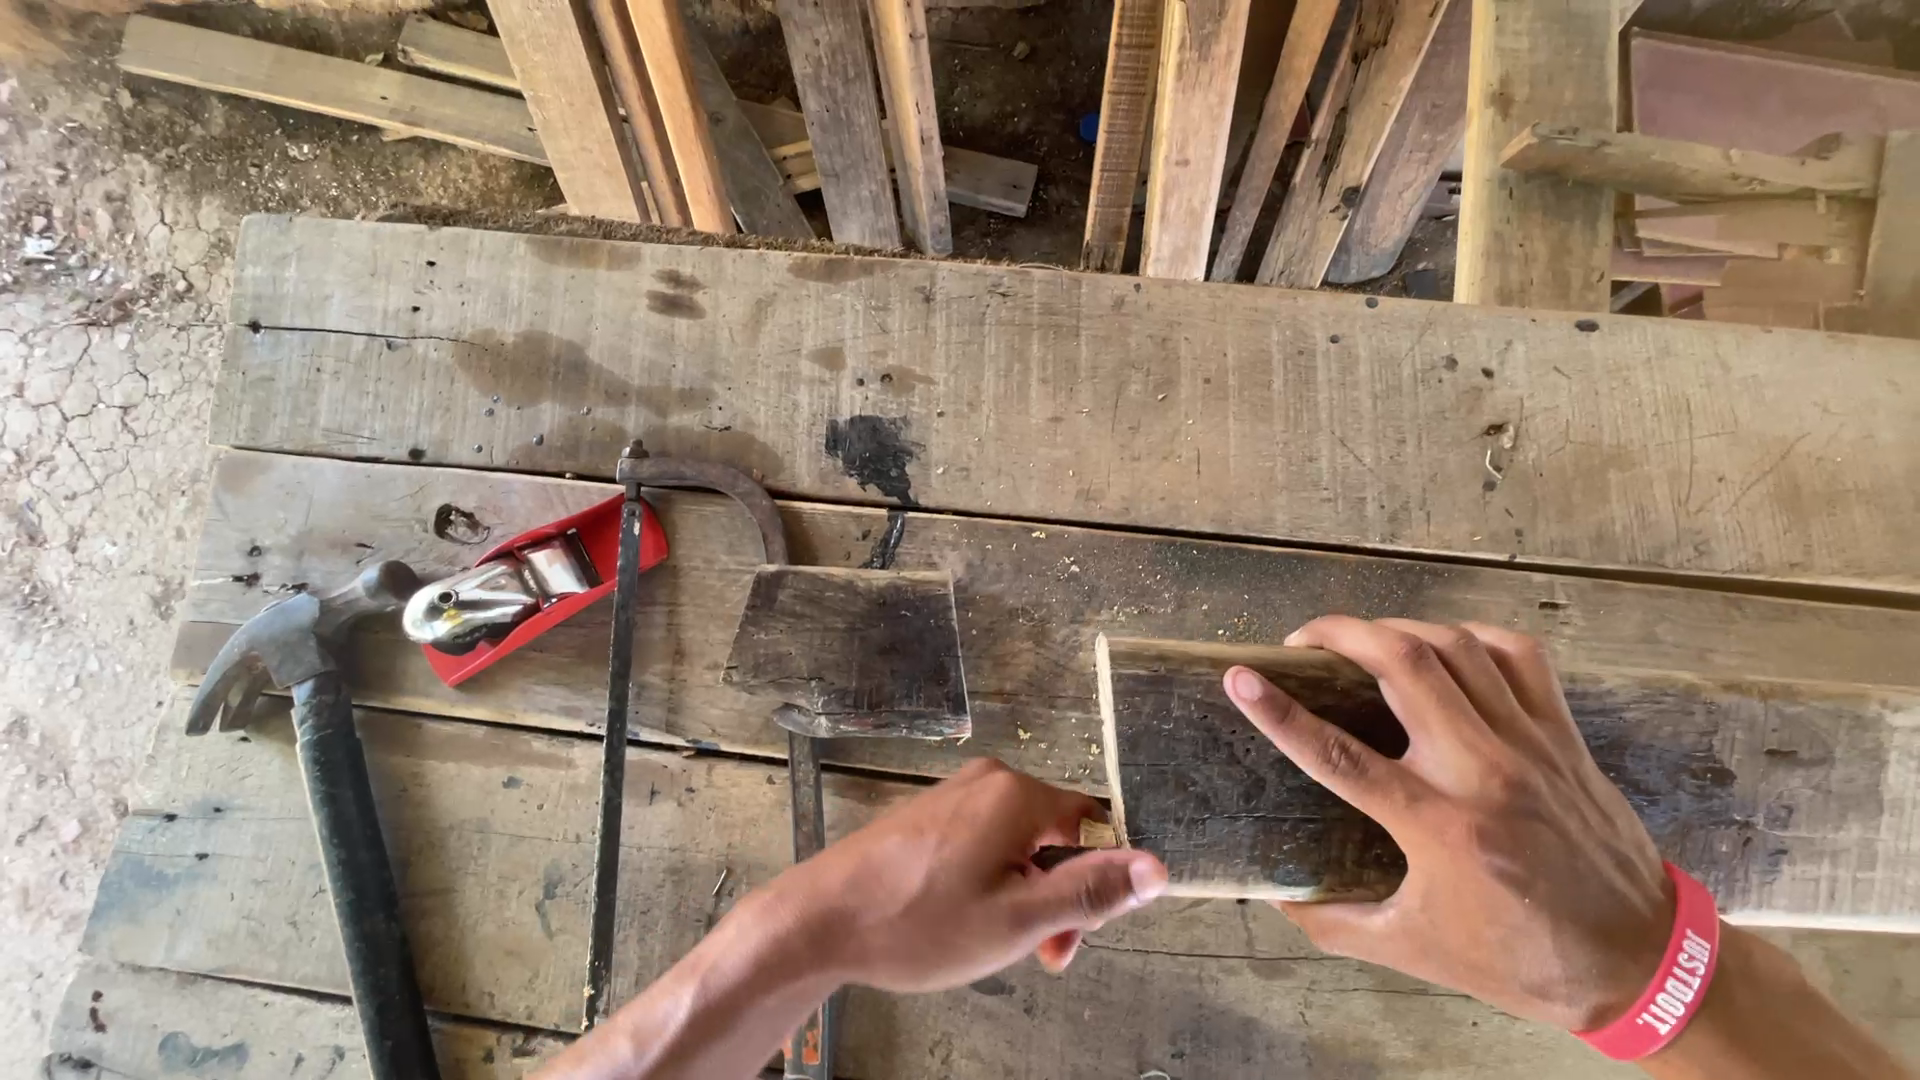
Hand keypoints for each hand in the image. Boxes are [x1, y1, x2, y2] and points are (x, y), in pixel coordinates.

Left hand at [762, 758, 1167, 991]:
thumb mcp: (1017, 919)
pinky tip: (963, 916)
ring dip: (1023, 892)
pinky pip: (984, 840)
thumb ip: (1090, 890)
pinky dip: (991, 879)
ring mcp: (956, 793)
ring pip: (1019, 842)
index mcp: (1017, 794)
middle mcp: (989, 780)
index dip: (1096, 880)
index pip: (1092, 824)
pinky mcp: (931, 812)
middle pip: (1055, 833)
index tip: (1071, 933)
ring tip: (993, 941)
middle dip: (1056, 894)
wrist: (820, 917)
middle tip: (1035, 952)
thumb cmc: (920, 921)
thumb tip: (1157, 866)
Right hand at [1223, 616, 1671, 1031]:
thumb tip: (1274, 894)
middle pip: (1404, 666)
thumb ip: (1333, 922)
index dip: (1279, 712)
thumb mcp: (1414, 951)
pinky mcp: (1564, 735)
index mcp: (1439, 827)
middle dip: (1341, 633)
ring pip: (1456, 648)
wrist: (1648, 967)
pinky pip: (1517, 655)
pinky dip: (1469, 634)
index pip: (1339, 756)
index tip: (1239, 677)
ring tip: (1360, 638)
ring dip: (1394, 628)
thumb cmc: (1521, 960)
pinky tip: (1440, 644)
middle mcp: (1482, 771)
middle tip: (1304, 640)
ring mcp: (1531, 745)